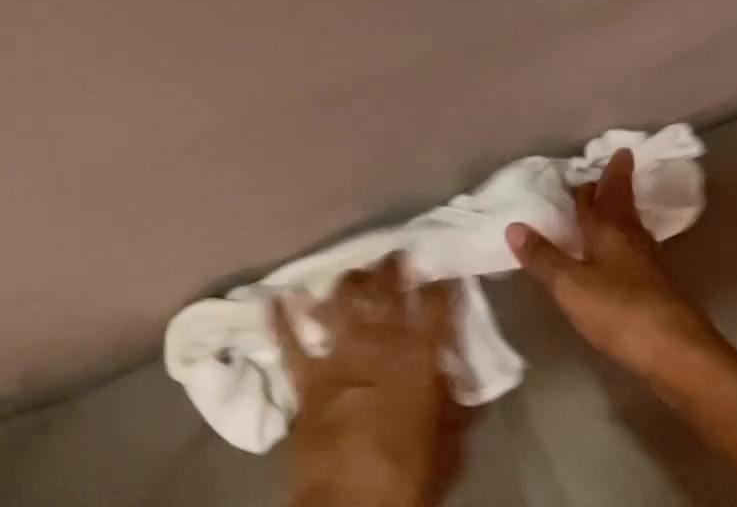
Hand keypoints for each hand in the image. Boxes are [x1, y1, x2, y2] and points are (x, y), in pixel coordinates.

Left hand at [273, 253, 468, 506]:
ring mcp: (337, 355)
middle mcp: (379, 342)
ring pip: (339, 301)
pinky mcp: (305, 377)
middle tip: (395, 255)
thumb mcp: (450, 444)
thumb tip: (463, 382)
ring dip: (345, 282)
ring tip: (352, 272)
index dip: (442, 282)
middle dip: (391, 266)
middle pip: (385, 288)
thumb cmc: (409, 477)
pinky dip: (280, 318)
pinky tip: (274, 297)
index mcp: (420, 356)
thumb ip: (455, 405)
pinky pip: (288, 341)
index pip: (437, 303)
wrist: (350, 505)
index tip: (444, 270)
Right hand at [506, 148, 721, 380]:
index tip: (616, 153)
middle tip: (606, 173)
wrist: (681, 355)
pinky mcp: (659, 289)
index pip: (603, 194)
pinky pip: (635, 252)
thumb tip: (515, 226)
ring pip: (630, 228)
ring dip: (618, 215)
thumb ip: (543, 257)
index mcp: (609, 229)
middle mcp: (632, 239)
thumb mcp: (570, 286)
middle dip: (614, 188)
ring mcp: (650, 264)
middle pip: (621, 206)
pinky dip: (622, 244)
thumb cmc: (621, 312)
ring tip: (605, 211)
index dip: (607, 174)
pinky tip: (616, 258)